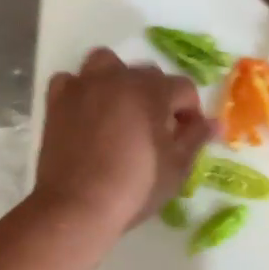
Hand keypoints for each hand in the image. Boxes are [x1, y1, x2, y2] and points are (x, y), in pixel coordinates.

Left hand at [33, 49, 209, 238]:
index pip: (183, 88)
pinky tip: (85, 112)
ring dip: (117, 80)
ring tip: (120, 111)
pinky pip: (70, 81)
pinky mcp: (56, 101)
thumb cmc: (135, 187)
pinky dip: (79, 90)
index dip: (190, 112)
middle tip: (154, 131)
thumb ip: (195, 138)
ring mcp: (83, 86)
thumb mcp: (177, 167)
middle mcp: (117, 78)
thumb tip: (212, 122)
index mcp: (151, 90)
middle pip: (146, 74)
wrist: (78, 205)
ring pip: (105, 64)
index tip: (186, 137)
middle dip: (156, 97)